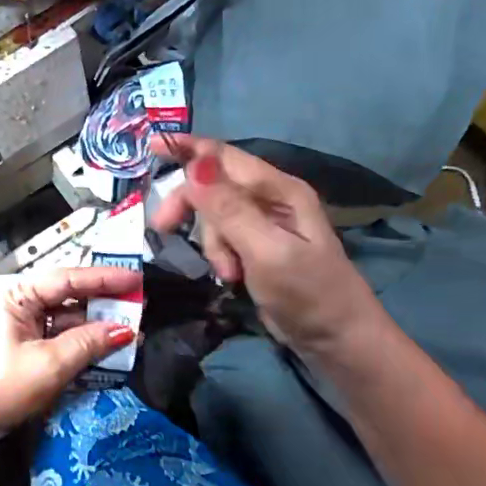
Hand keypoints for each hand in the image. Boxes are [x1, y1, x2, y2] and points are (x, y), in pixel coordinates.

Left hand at [0, 266, 139, 461]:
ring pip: (61, 319)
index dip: (105, 278)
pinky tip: (101, 351)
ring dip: (91, 328)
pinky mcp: (13, 347)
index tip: (138, 280)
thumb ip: (89, 343)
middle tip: (139, 309)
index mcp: (13, 292)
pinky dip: (75, 344)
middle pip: (65, 296)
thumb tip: (125, 330)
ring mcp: (11, 324)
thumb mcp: (49, 365)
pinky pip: (51, 337)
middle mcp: (11, 300)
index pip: (66, 277)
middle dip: (101, 305)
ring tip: (128, 334)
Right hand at [151, 134, 382, 354]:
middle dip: (189, 207)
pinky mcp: (256, 248)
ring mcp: (263, 224)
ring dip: (210, 243)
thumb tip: (195, 163)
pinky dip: (218, 255)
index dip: (187, 147)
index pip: (224, 155)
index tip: (148, 145)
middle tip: (162, 229)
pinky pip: (222, 238)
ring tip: (227, 273)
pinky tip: (230, 276)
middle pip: (212, 185)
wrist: (337, 341)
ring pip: (213, 216)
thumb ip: (229, 209)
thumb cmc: (308, 293)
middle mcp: (270, 199)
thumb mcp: (267, 250)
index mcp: (279, 189)